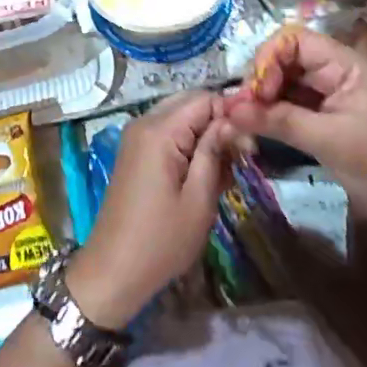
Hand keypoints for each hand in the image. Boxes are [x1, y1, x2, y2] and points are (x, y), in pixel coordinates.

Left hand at [66, 91, 230, 329]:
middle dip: (219, 124)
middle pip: (191, 104)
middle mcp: (144, 122)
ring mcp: (136, 136)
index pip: (204, 98)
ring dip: (205, 137)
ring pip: (180, 118)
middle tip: (240, 160)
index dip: (231, 114)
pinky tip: (202, 177)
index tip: (251, 146)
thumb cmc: (162, 240)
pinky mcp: (135, 151)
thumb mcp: (199, 198)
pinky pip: (168, 134)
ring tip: (223, 174)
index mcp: (159, 130)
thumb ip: (215, 151)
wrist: (114, 269)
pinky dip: (188, 146)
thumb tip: (233, 120)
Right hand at [228, 12, 366, 225]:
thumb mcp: (332, 142)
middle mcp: (334, 74)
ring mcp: (327, 98)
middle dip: (260, 80)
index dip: (269, 58)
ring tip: (241, 121)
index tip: (255, 92)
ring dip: (260, 99)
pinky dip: (268, 114)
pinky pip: (286, 107)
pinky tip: (252, 127)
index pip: (295, 41)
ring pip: (282, 84)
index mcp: (347, 65)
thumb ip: (280, 121)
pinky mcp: (321, 121)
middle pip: (284, 60)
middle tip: (240, 110)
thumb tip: (230, 109)